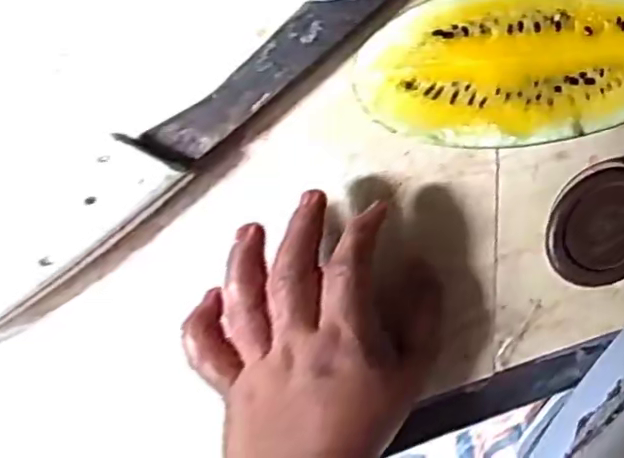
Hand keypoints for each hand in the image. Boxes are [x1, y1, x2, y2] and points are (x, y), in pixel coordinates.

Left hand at [180, 190, 443, 457]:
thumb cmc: (365, 427)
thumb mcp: (414, 371)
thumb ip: (423, 316)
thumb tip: (420, 270)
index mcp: (342, 335)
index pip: (347, 267)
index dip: (362, 231)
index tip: (376, 209)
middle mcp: (294, 342)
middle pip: (290, 273)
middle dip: (301, 228)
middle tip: (312, 197)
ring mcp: (257, 365)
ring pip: (243, 303)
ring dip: (243, 260)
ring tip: (250, 228)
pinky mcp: (230, 389)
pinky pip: (207, 353)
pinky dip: (200, 322)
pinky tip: (206, 296)